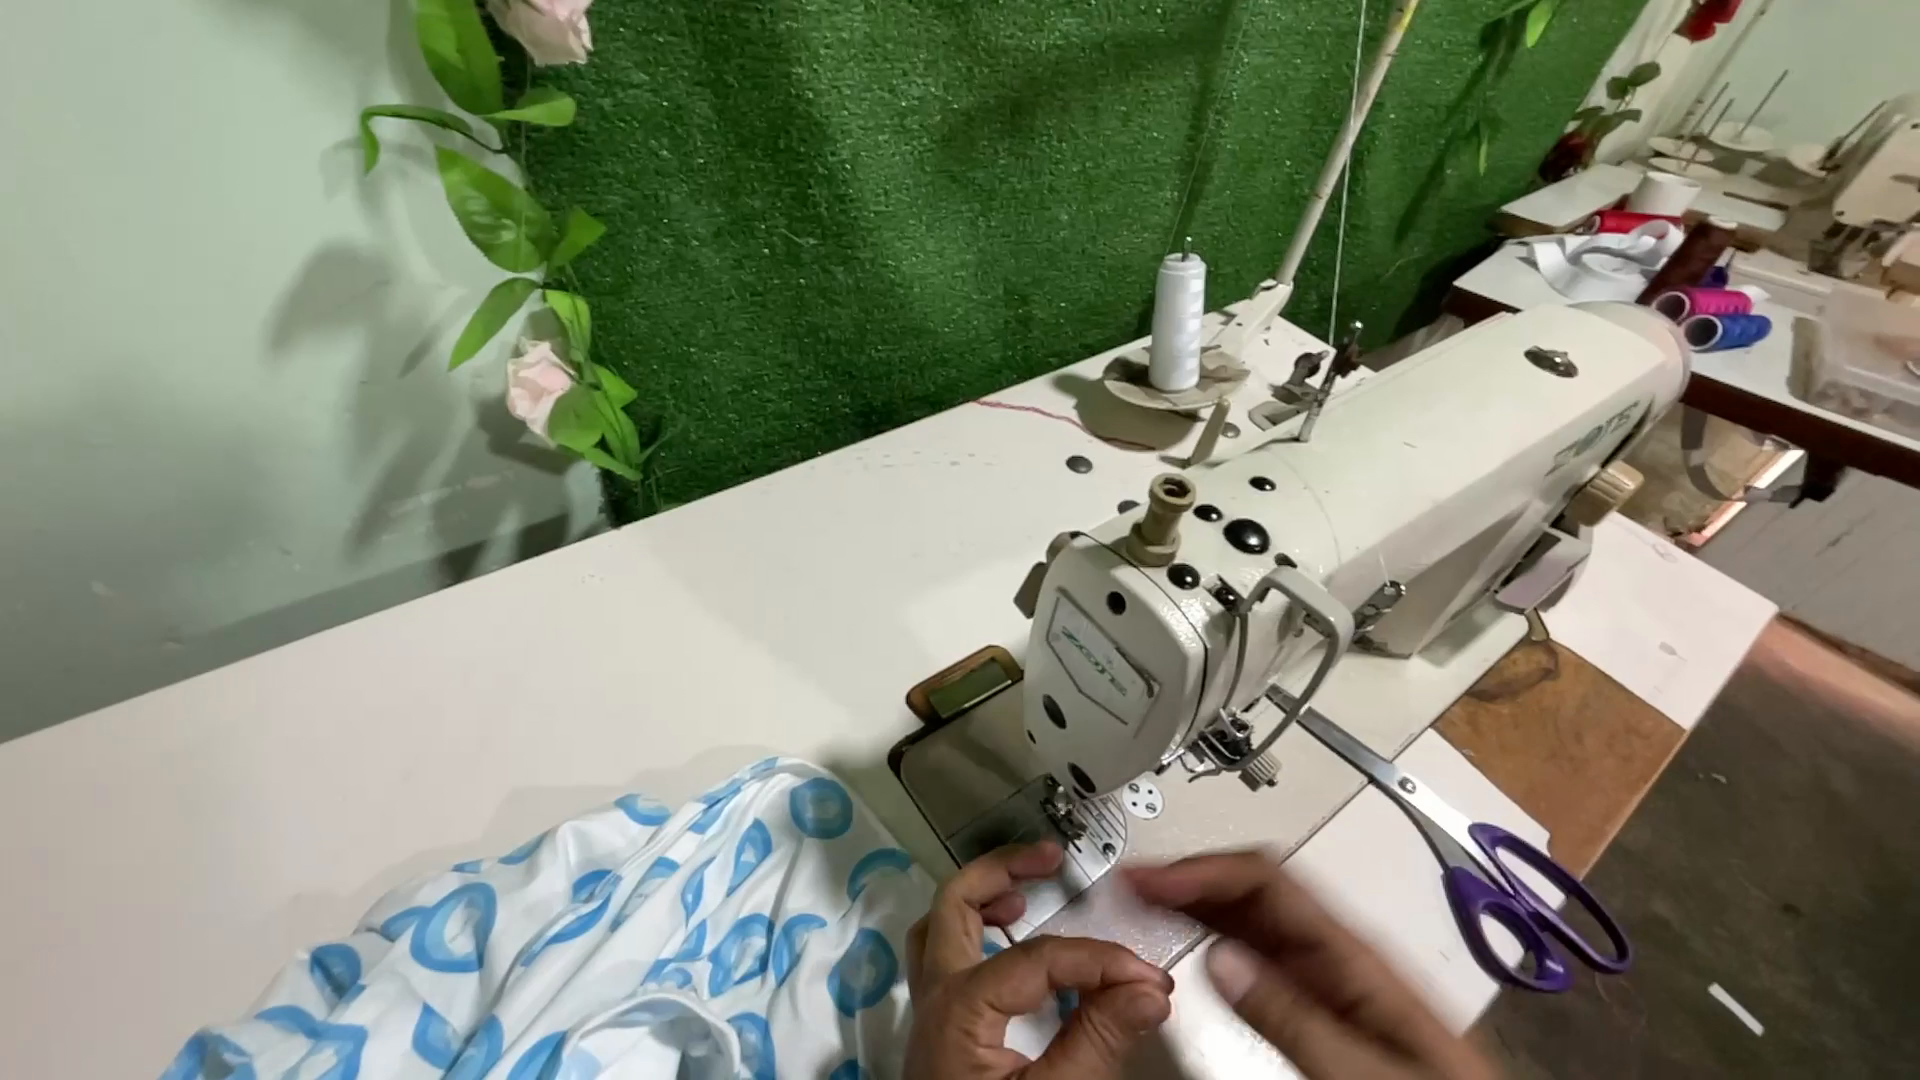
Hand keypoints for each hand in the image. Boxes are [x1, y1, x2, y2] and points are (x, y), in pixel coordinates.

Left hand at [903, 841, 1174, 1078]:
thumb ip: (1097, 1040)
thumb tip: (1146, 989)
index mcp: (959, 1007)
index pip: (1038, 956)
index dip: (1099, 959)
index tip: (1146, 978)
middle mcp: (935, 997)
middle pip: (954, 901)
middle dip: (1004, 869)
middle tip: (1051, 859)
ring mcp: (931, 1013)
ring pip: (940, 925)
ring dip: (981, 895)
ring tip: (1028, 890)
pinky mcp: (940, 1033)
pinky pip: (947, 958)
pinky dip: (977, 934)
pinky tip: (1012, 945)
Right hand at [1125, 851, 1494, 1079]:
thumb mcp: (1370, 1072)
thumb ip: (1293, 1018)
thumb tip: (1219, 958)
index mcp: (1353, 952)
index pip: (1267, 879)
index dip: (1203, 869)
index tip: (1152, 879)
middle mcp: (1336, 949)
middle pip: (1252, 886)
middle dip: (1189, 874)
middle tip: (1133, 879)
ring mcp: (1328, 972)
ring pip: (1249, 912)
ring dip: (1195, 897)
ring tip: (1145, 897)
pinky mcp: (1321, 996)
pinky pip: (1257, 948)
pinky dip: (1213, 931)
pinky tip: (1188, 936)